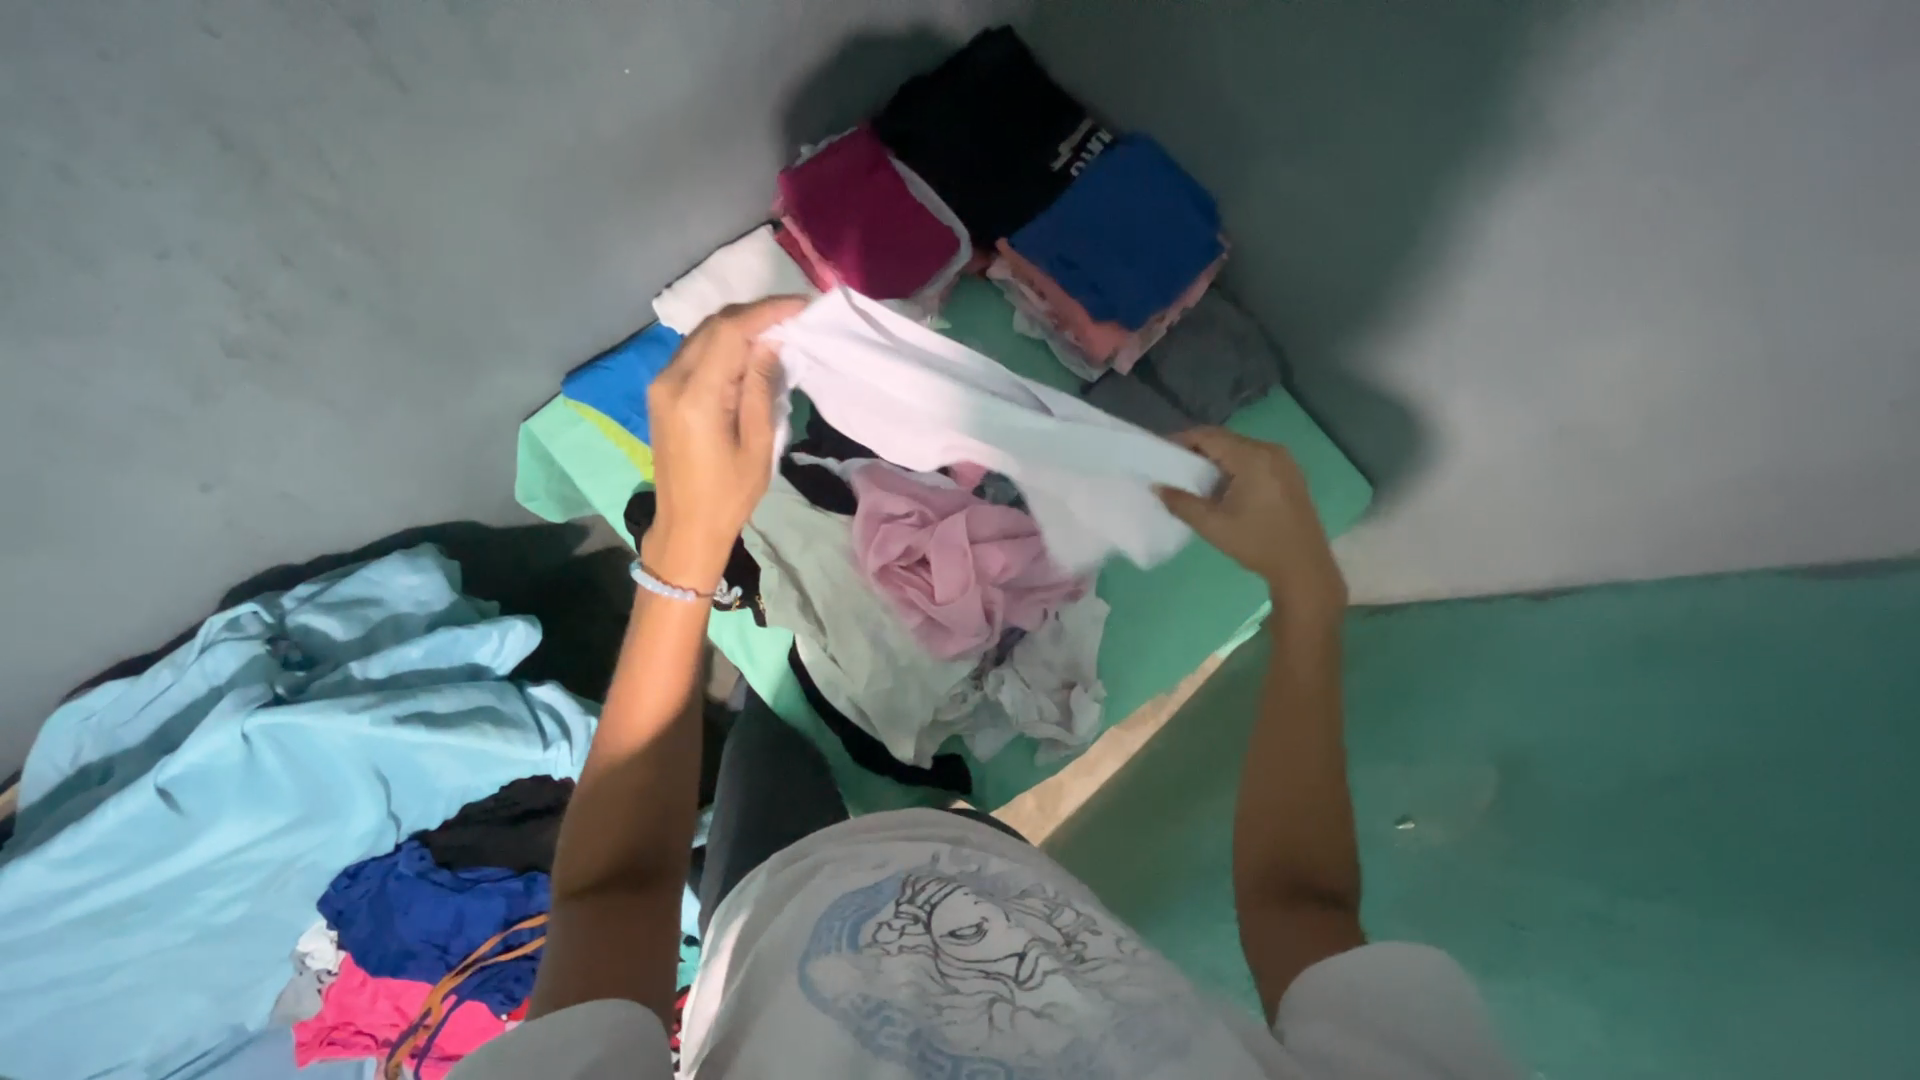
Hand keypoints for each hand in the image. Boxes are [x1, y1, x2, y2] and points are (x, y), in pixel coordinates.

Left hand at [642, 296, 809, 591]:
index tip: (800, 306)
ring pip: (702, 336)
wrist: (686, 526)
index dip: (766, 312)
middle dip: (753, 315)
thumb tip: (770, 344)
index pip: (730, 332)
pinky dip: (723, 345)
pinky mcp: (662, 394)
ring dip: (738, 328)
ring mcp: (661, 386)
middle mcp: (670, 380)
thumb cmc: (729, 494)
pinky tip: (749, 353)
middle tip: (792, 317)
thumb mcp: (759, 443)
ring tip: (776, 332)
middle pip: (713, 326)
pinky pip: (695, 354)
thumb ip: (762, 387)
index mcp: (696, 395)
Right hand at [1158, 428, 1347, 626]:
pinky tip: (1222, 486)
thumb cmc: (1257, 543)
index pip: (1209, 436)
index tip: (1161, 452)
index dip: (1182, 439)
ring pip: (1240, 449)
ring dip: (1216, 458)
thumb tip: (1157, 487)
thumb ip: (1182, 503)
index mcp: (1252, 458)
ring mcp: (1283, 461)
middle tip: (1174, 466)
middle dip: (1198, 449)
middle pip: (1225, 439)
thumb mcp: (1213, 526)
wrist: (1303, 565)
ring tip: (1194, 477)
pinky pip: (1254, 458)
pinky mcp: (1289, 473)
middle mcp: (1270, 450)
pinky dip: (1234, 465)